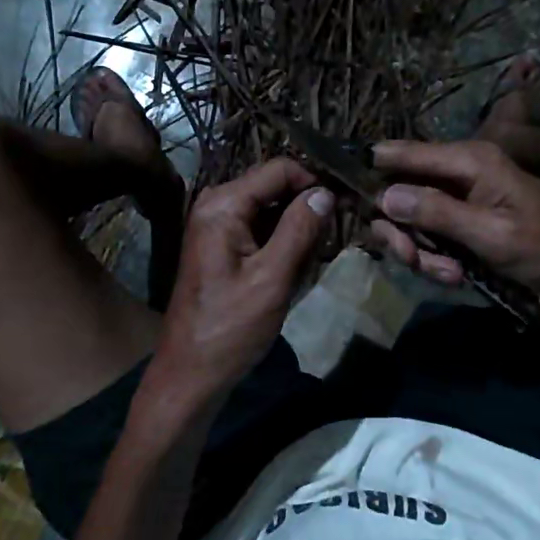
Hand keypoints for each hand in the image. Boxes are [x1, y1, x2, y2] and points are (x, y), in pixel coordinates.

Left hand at [153, 158, 332, 399]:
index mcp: (223, 204)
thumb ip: (300, 229)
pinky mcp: (220, 244)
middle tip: (335, 236)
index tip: (348, 200)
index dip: (315, 179)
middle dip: (307, 206)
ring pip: (271, 208)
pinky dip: (282, 242)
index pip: (279, 169)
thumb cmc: (231, 327)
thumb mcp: (272, 278)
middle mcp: (215, 204)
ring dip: (297, 228)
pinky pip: (259, 228)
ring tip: (315, 258)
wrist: (191, 371)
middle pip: (274, 186)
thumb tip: (326, 191)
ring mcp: (215, 224)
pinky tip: (296, 268)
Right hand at [369, 140, 539, 297]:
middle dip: (399, 229)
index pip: (403, 153)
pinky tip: (456, 276)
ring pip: (406, 221)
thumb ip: (437, 213)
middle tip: (410, 256)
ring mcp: (453, 203)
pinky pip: (423, 240)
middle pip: (396, 192)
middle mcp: (455, 174)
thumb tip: (384, 197)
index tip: (338, 187)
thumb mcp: (492, 232)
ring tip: (447, 273)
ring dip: (418, 251)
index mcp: (469, 160)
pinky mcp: (453, 227)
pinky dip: (432, 261)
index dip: (369, 166)